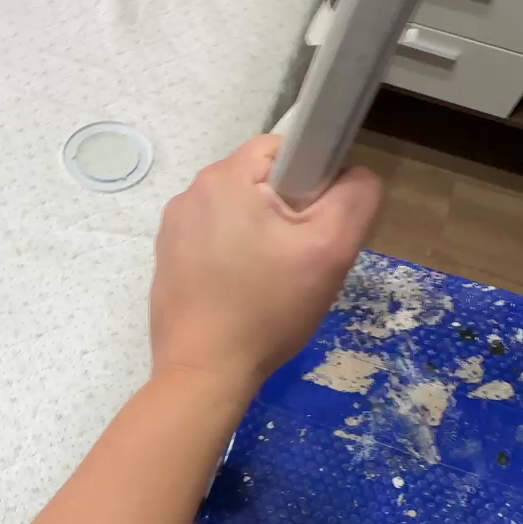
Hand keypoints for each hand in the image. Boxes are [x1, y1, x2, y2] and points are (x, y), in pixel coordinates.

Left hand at [150, 135, 383, 395]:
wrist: (204, 373)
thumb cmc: (267, 310)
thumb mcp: (331, 249)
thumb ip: (356, 195)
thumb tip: (352, 175)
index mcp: (224, 177)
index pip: (284, 149)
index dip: (312, 182)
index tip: (314, 227)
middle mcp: (189, 194)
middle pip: (259, 184)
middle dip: (286, 216)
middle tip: (296, 264)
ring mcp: (171, 231)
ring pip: (236, 216)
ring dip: (259, 240)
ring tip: (268, 285)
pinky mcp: (165, 262)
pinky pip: (212, 244)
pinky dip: (231, 262)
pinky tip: (240, 297)